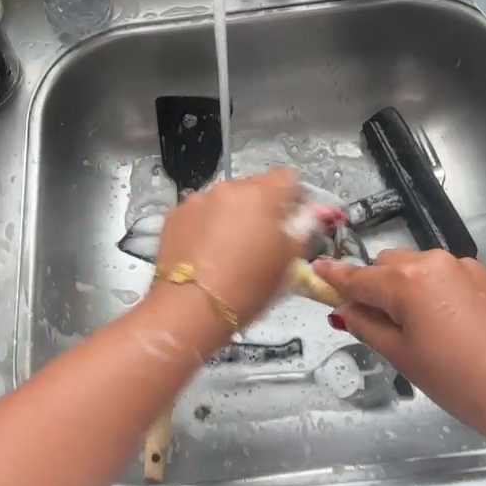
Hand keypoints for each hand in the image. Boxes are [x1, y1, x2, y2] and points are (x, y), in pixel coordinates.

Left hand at [150, 168, 304, 333]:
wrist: (190, 308)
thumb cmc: (247, 287)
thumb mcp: (287, 262)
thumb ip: (303, 229)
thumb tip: (310, 213)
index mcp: (262, 194)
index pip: (287, 177)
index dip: (294, 196)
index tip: (293, 219)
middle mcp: (228, 188)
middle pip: (254, 187)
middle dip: (261, 208)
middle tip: (262, 240)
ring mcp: (198, 199)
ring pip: (224, 200)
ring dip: (232, 216)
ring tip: (230, 250)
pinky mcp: (174, 214)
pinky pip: (199, 213)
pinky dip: (205, 225)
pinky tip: (205, 253)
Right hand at [312, 249, 485, 437]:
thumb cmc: (466, 383)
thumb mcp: (406, 360)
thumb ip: (369, 327)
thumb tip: (346, 310)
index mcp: (407, 281)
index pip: (358, 275)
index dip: (334, 276)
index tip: (317, 270)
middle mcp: (435, 262)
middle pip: (389, 265)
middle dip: (380, 287)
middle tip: (384, 325)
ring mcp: (468, 267)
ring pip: (422, 269)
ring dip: (413, 290)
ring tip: (430, 334)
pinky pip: (453, 278)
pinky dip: (444, 295)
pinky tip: (460, 331)